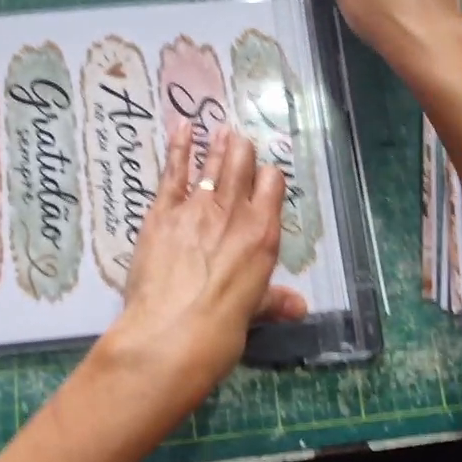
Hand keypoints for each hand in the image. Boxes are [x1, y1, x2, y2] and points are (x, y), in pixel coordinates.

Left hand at [93, 123, 307, 406]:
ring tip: (221, 129)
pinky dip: (179, 148)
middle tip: (239, 139)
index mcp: (263, 234)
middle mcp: (235, 212)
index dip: (268, 177)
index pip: (273, 186)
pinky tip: (182, 129)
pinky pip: (174, 172)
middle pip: (243, 165)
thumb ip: (273, 301)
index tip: (264, 175)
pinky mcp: (163, 211)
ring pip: (212, 164)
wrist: (173, 332)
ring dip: (218, 145)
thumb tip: (298, 307)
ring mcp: (198, 206)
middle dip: (242, 150)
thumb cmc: (221, 329)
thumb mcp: (253, 312)